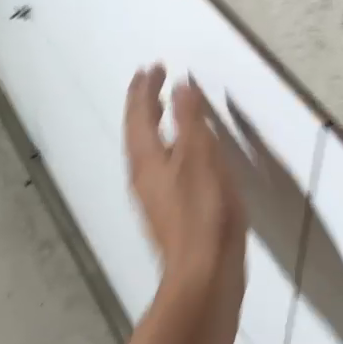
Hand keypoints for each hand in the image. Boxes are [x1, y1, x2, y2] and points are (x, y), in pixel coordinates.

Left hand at [123, 65, 247, 286]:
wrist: (204, 276)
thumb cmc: (204, 212)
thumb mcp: (201, 158)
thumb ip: (190, 120)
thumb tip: (180, 85)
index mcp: (148, 159)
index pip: (140, 115)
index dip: (145, 89)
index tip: (153, 67)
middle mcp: (143, 176)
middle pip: (138, 131)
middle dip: (144, 103)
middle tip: (153, 80)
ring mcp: (154, 197)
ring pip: (147, 150)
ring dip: (153, 124)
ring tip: (164, 108)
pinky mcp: (169, 213)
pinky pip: (160, 165)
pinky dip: (166, 145)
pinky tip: (182, 153)